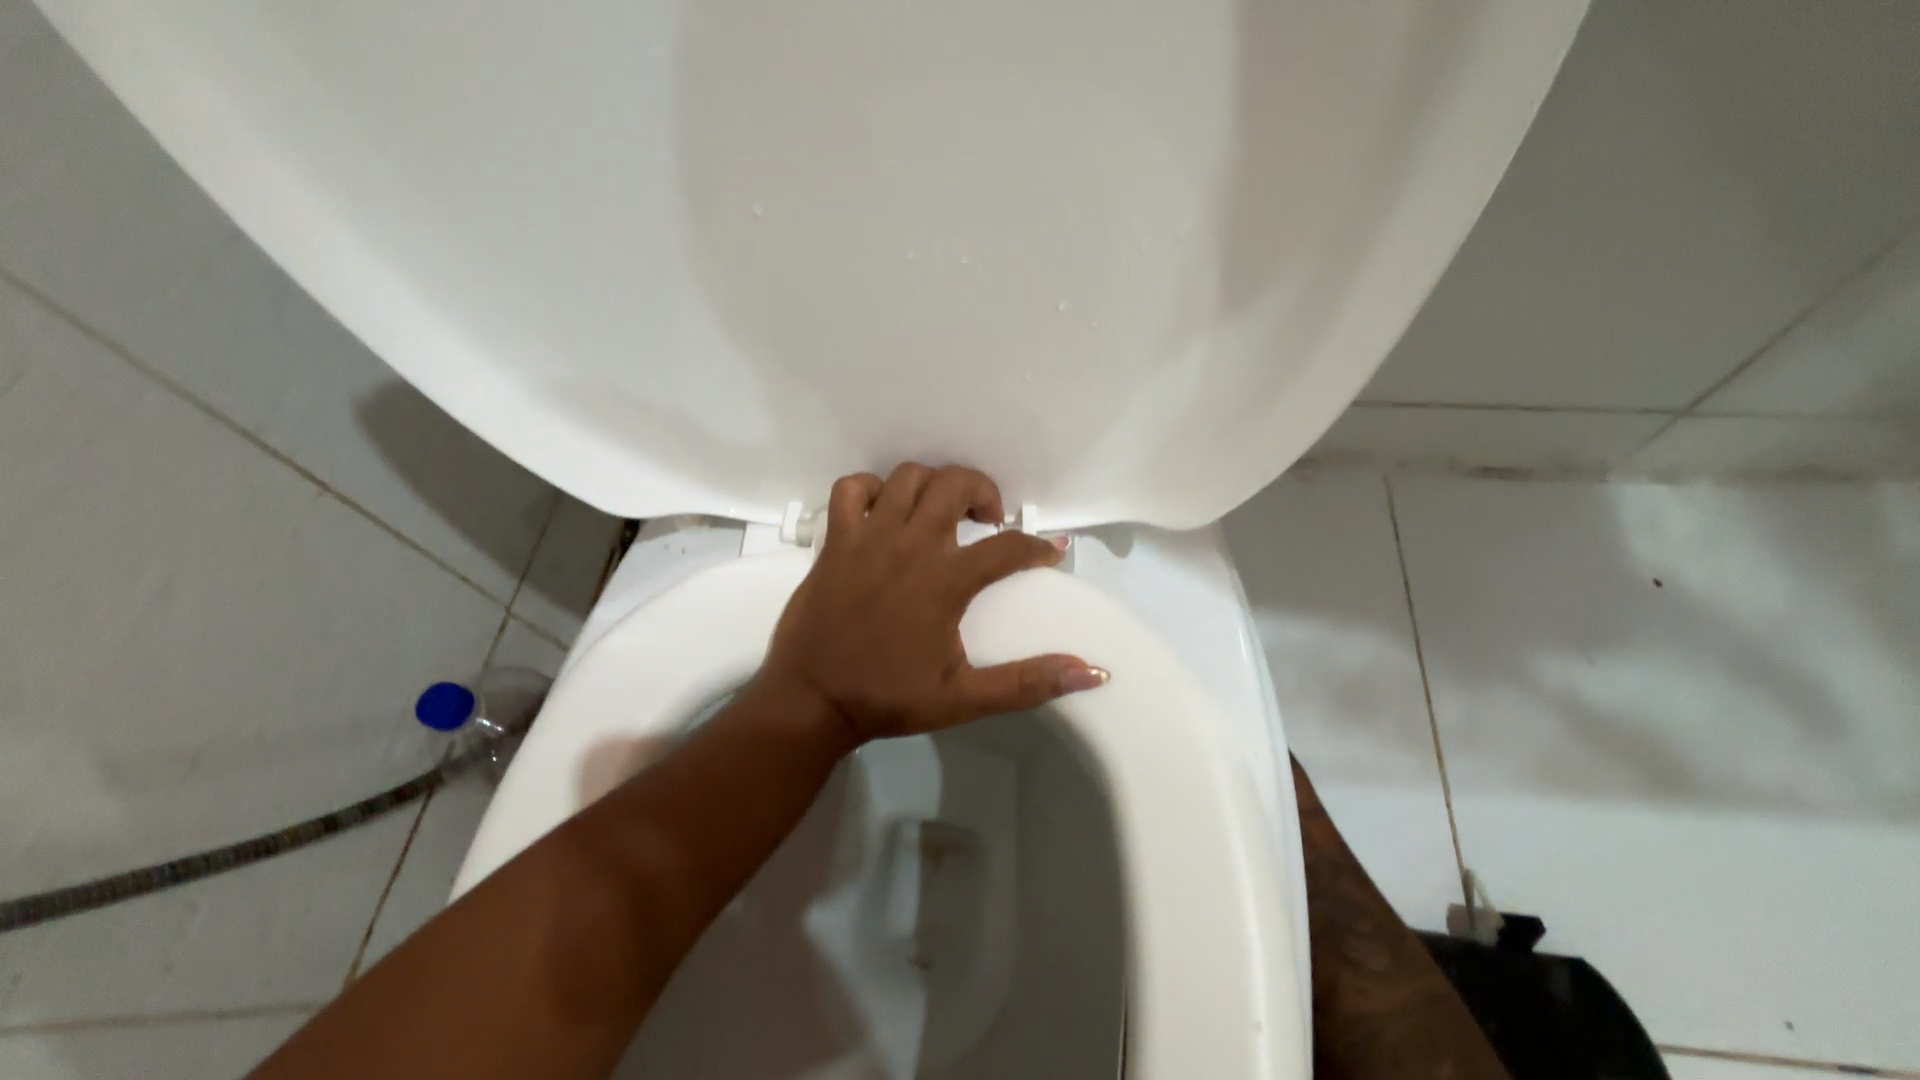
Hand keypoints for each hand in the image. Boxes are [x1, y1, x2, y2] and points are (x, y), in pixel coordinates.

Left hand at [756, 464, 1108, 743]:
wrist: (812, 701)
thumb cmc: (888, 698)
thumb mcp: (965, 698)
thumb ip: (1028, 682)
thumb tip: (1093, 673)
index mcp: (944, 582)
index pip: (1008, 547)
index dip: (1038, 546)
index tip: (1050, 553)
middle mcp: (909, 546)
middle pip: (955, 484)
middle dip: (983, 491)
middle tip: (988, 522)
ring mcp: (867, 538)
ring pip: (907, 477)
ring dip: (933, 485)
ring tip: (941, 513)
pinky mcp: (834, 541)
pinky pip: (850, 489)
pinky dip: (870, 489)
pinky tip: (884, 513)